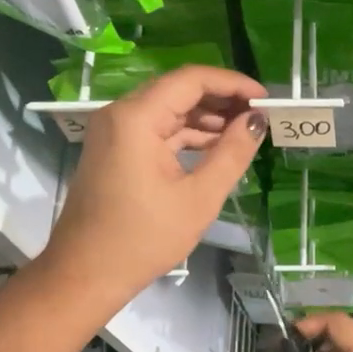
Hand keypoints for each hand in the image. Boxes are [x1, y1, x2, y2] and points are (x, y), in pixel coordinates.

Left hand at [43, 65, 267, 296]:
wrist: (87, 272)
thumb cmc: (145, 237)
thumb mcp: (199, 197)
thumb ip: (232, 153)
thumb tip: (257, 121)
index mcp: (137, 118)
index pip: (191, 79)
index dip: (232, 83)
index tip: (265, 98)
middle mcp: (121, 114)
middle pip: (179, 90)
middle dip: (222, 99)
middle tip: (260, 116)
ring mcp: (115, 132)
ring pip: (169, 110)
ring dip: (207, 118)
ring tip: (245, 132)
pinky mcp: (116, 150)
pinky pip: (158, 130)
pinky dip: (188, 135)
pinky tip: (216, 148)